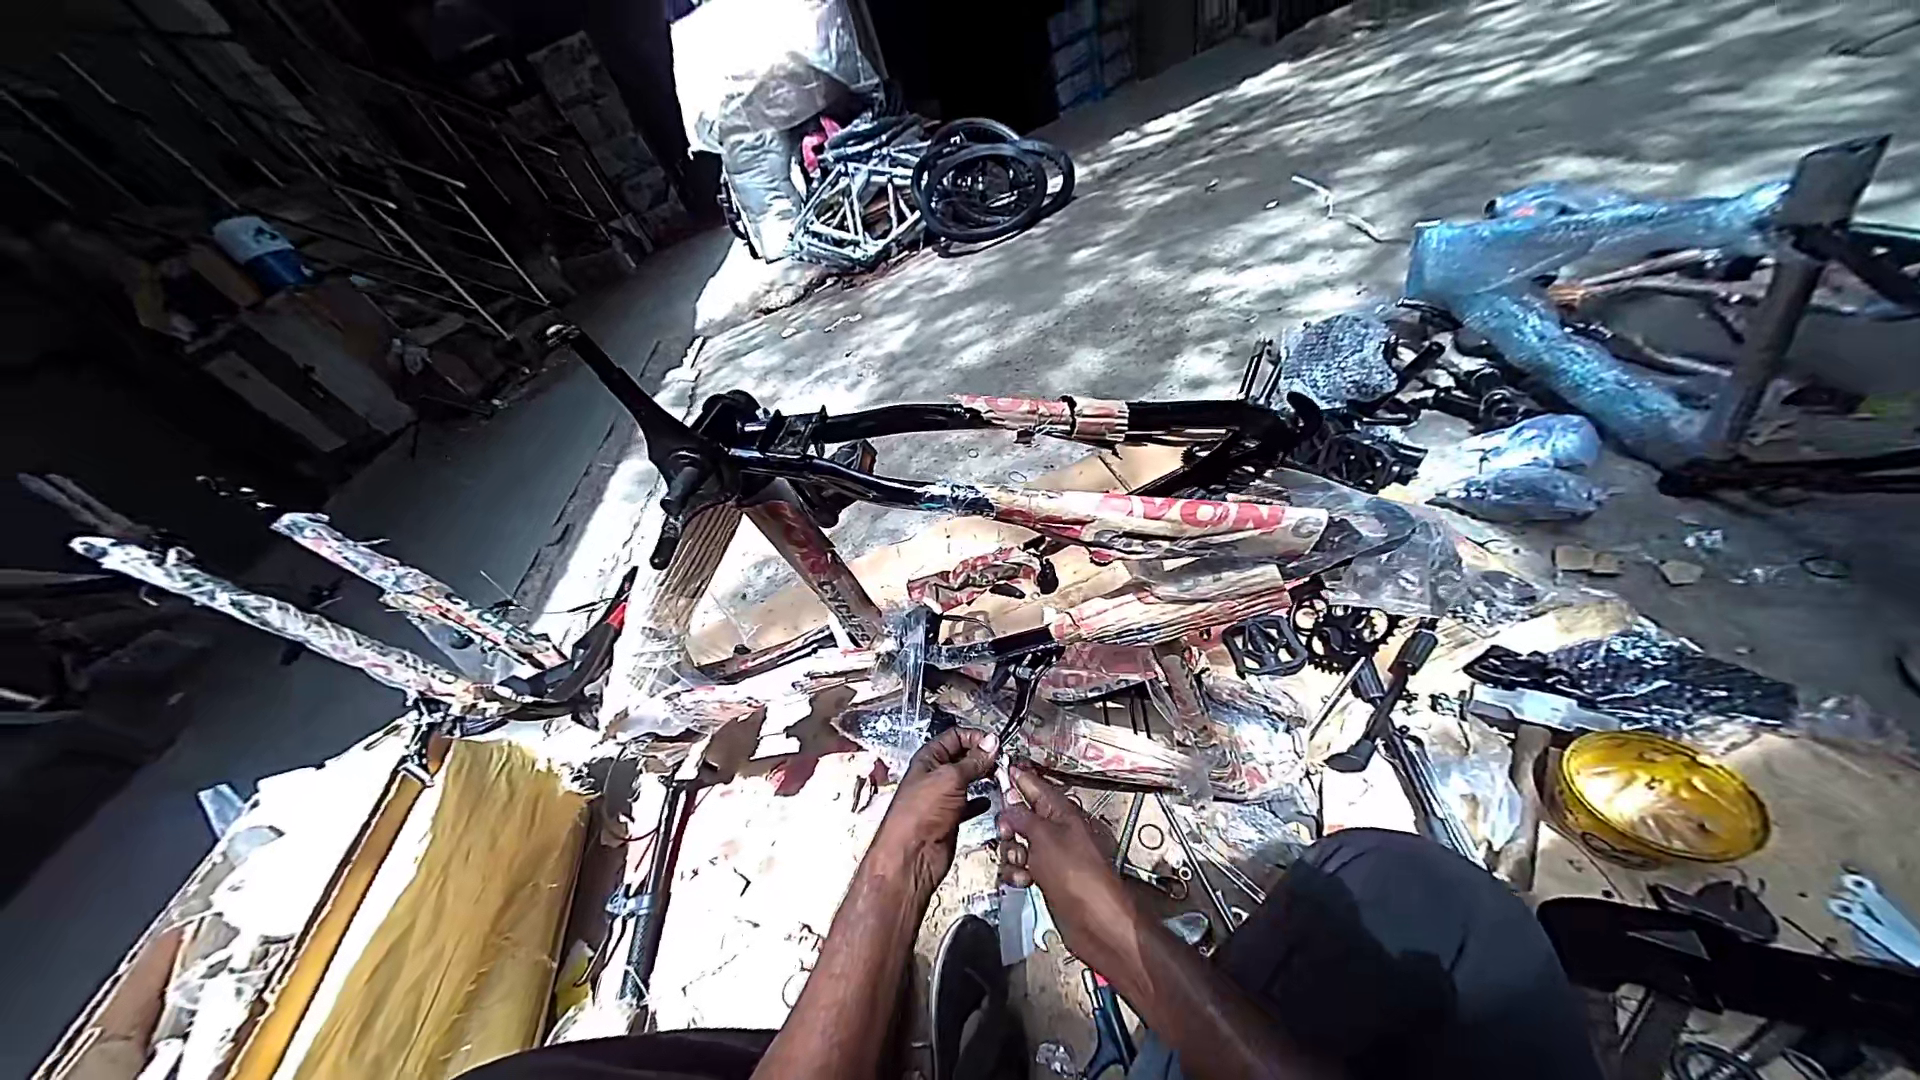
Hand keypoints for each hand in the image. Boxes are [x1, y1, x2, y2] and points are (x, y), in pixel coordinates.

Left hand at [873, 726, 997, 896]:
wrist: (911, 856)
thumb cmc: (918, 815)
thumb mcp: (950, 779)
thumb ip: (973, 761)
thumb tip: (989, 743)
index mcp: (929, 758)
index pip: (955, 737)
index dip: (975, 737)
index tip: (993, 743)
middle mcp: (935, 776)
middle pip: (962, 757)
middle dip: (982, 756)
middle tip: (1000, 760)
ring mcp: (942, 797)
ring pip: (967, 780)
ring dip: (983, 777)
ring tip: (999, 776)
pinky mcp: (950, 817)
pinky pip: (967, 804)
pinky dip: (979, 801)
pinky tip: (987, 801)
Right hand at [996, 766, 1138, 970]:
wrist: (1097, 923)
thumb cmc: (1080, 876)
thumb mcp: (1044, 838)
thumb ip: (1022, 816)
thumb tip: (1009, 797)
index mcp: (1061, 812)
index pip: (1034, 785)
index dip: (1016, 777)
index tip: (999, 771)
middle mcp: (1056, 829)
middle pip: (1021, 815)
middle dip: (1009, 825)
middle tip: (1008, 834)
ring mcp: (1052, 854)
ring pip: (1018, 842)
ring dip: (1012, 853)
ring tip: (1021, 863)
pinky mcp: (1047, 876)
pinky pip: (1022, 866)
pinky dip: (1017, 872)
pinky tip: (1024, 879)